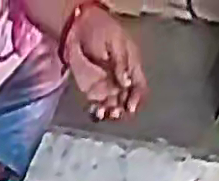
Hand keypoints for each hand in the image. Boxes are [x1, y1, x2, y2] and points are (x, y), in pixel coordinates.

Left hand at [63, 6, 145, 121]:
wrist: (79, 30)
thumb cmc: (101, 30)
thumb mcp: (115, 41)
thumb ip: (121, 62)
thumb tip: (126, 83)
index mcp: (131, 67)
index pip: (139, 87)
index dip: (137, 98)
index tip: (130, 107)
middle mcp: (122, 81)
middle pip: (127, 101)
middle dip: (122, 109)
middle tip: (115, 112)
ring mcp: (108, 88)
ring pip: (114, 107)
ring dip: (111, 113)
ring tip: (104, 113)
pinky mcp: (95, 93)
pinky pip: (99, 107)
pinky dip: (98, 113)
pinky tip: (96, 113)